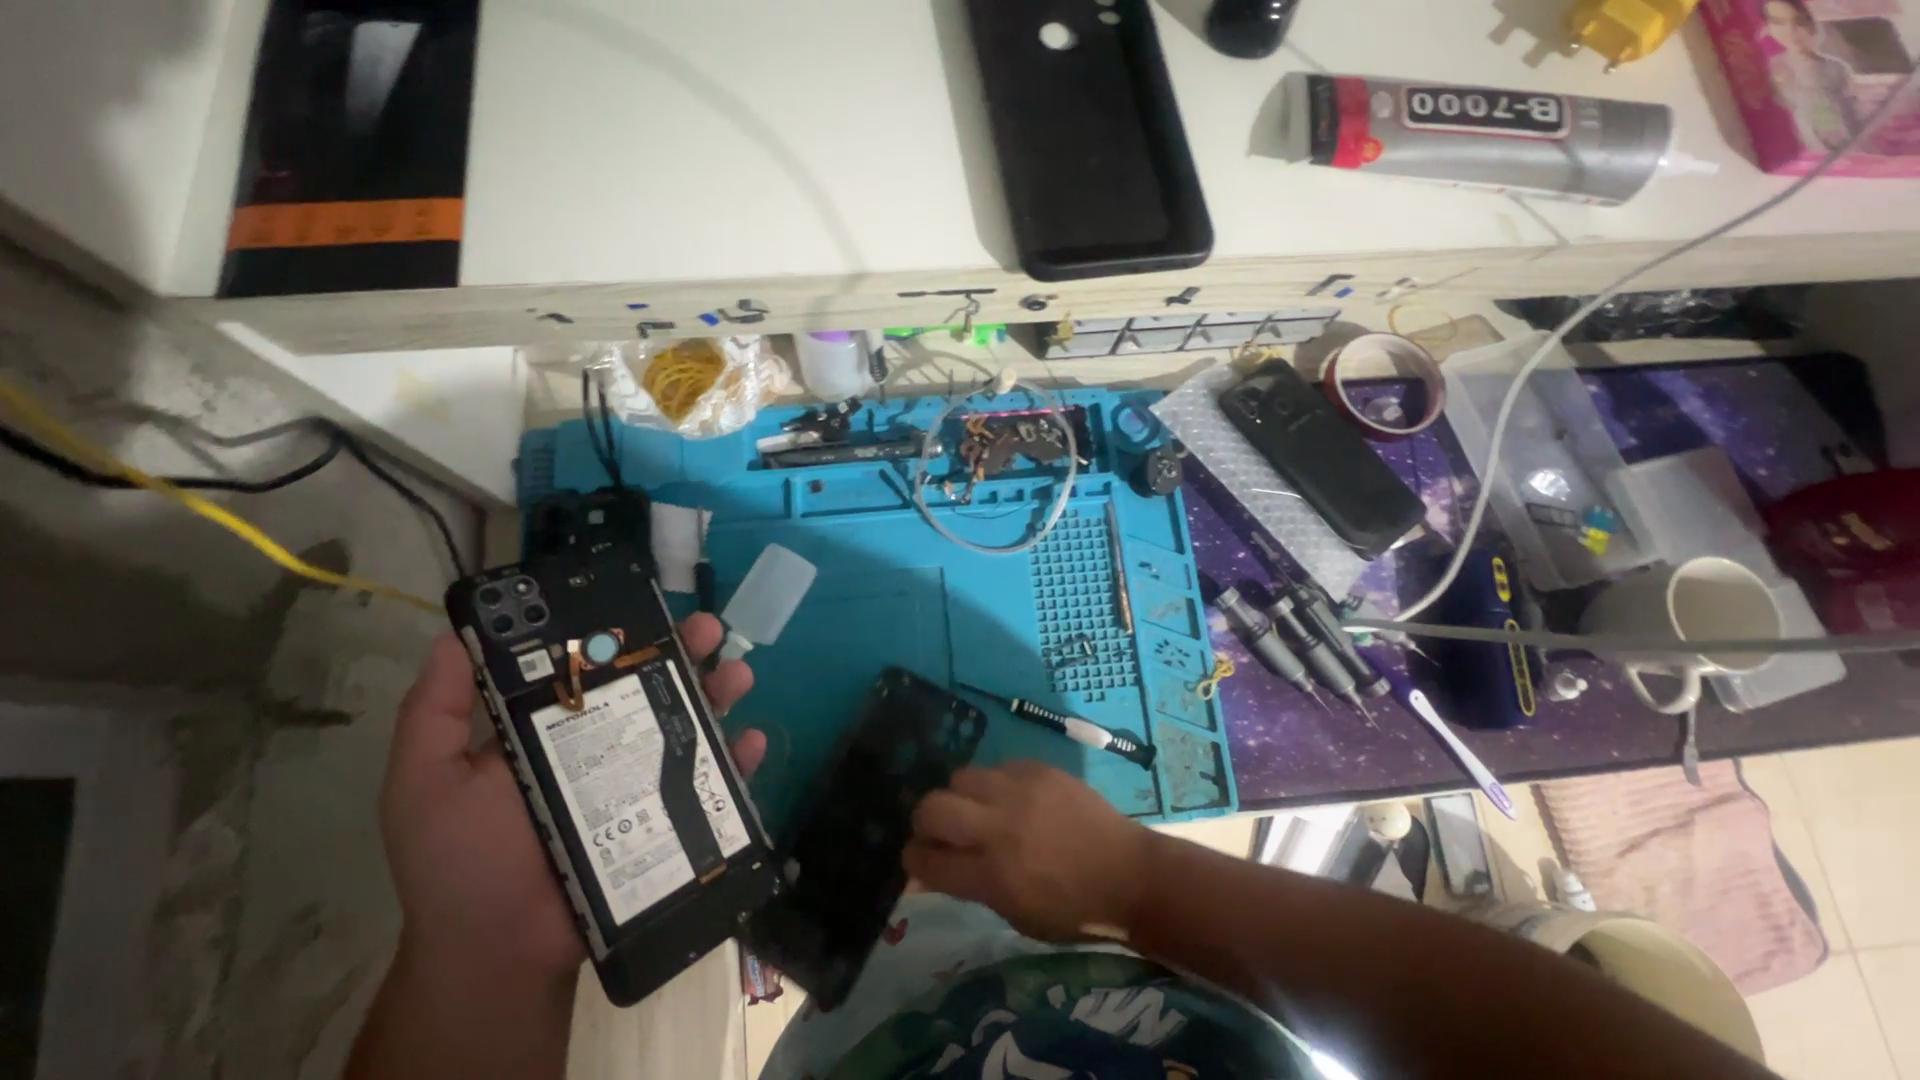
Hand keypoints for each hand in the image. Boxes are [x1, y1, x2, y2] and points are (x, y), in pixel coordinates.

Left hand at [379, 612, 760, 988]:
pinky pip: (708, 785)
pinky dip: (735, 761)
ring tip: (737, 676)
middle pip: (648, 687)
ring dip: (718, 694)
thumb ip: (436, 712)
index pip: (590, 667)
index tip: (640, 603)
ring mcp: (637, 784)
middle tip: (708, 629)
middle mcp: (599, 746)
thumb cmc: (461, 862)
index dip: (617, 632)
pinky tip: (750, 742)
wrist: (501, 952)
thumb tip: (453, 632)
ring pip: (685, 726)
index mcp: (548, 728)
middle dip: (682, 652)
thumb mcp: (427, 780)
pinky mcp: (666, 821)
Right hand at [903, 761, 1157, 940]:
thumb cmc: (1072, 909)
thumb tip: (927, 871)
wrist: (1129, 874)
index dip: (913, 860)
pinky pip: (997, 766)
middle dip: (924, 822)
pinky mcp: (1039, 769)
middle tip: (939, 831)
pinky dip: (995, 784)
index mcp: (992, 875)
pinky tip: (1011, 799)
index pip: (926, 859)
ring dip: (960, 796)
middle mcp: (999, 827)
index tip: (918, 859)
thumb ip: (970, 888)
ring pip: (960, 776)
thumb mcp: (1016, 915)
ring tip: (977, 810)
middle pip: (931, 808)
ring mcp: (1020, 791)